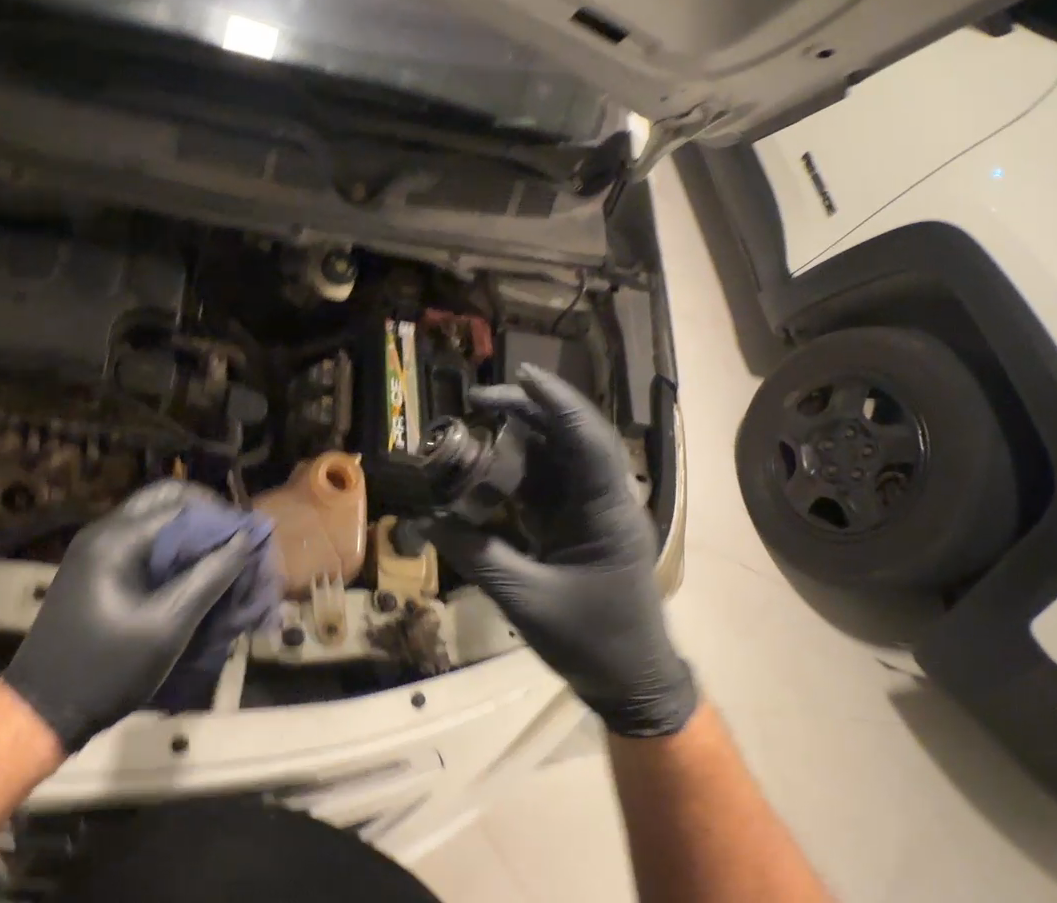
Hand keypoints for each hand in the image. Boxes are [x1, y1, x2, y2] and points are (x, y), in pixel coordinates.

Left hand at [3, 481, 256, 751]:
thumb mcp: (168, 625)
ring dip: (189, 534)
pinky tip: (191, 578)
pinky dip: (169, 551)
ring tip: (221, 563)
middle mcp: (104, 531)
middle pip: (165, 501)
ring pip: (153, 520)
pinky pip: (140, 543)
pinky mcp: (94, 570)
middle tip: (237, 546)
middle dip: (206, 517)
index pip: (182, 503)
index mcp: (117, 538)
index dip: (223, 517)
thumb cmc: (108, 668)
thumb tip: (246, 539)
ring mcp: (95, 550)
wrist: (43, 707)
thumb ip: (209, 577)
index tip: (253, 541)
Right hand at [423, 364, 696, 737]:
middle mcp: (605, 501)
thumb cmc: (592, 640)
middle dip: (529, 411)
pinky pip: (547, 485)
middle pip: (572, 438)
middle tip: (478, 398)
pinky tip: (486, 463)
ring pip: (558, 458)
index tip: (522, 376)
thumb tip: (425, 519)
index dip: (557, 403)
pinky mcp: (577, 527)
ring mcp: (592, 513)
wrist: (631, 681)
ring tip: (477, 420)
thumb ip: (477, 555)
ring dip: (521, 437)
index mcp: (610, 511)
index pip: (589, 441)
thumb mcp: (527, 599)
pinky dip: (516, 470)